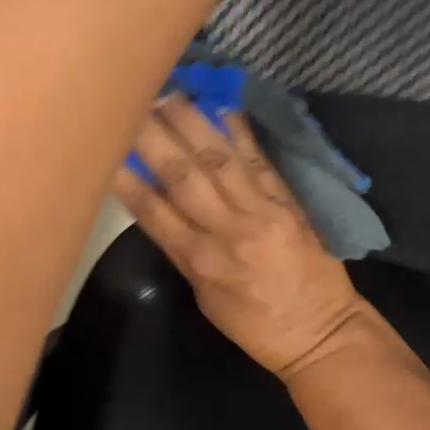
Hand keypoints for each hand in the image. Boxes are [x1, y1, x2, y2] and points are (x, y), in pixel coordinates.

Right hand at [113, 96, 370, 379]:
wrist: (322, 333)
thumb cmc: (255, 324)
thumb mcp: (205, 296)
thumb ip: (182, 248)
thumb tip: (158, 205)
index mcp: (199, 261)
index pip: (154, 211)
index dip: (128, 178)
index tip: (107, 148)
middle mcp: (227, 231)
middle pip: (183, 176)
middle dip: (155, 137)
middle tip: (133, 103)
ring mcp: (261, 212)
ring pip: (218, 159)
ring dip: (192, 124)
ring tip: (169, 95)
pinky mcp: (288, 202)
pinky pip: (259, 162)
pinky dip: (240, 133)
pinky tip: (222, 107)